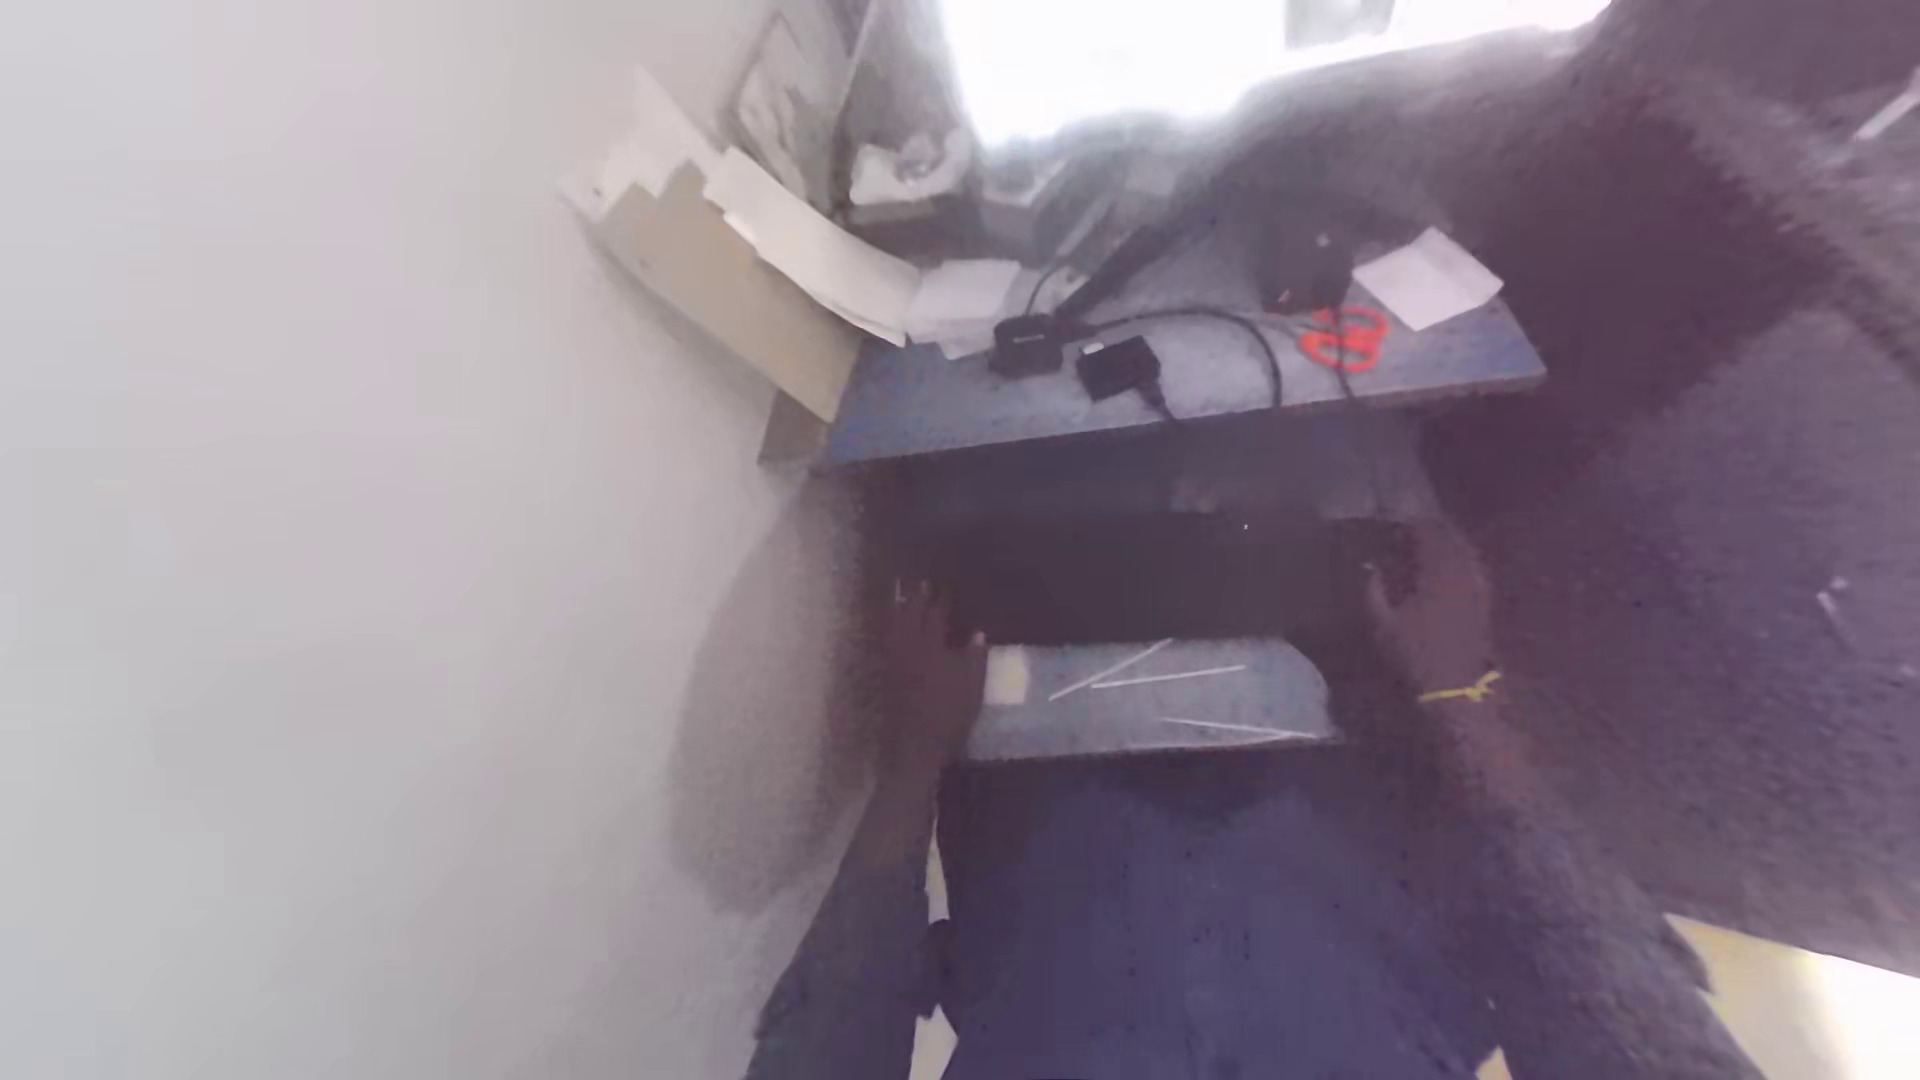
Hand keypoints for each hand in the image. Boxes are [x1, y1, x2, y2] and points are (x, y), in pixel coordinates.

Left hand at [880, 581, 987, 776]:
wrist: (914, 745)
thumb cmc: (949, 716)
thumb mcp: (972, 686)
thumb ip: (974, 656)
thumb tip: (977, 632)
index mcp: (933, 646)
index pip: (937, 615)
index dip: (942, 599)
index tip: (945, 585)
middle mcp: (910, 647)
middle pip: (911, 615)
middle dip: (917, 596)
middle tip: (921, 581)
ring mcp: (894, 660)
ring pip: (894, 625)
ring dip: (897, 607)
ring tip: (899, 592)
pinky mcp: (885, 674)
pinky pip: (885, 641)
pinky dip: (887, 627)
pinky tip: (889, 624)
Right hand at [1365, 519, 1495, 691]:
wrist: (1454, 686)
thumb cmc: (1412, 653)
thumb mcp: (1381, 622)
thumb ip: (1372, 589)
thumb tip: (1369, 564)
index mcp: (1437, 577)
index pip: (1429, 539)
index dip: (1414, 525)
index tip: (1398, 517)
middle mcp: (1463, 577)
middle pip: (1453, 541)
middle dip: (1435, 528)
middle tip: (1416, 520)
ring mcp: (1478, 590)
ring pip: (1467, 554)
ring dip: (1451, 541)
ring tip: (1433, 534)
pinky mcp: (1483, 603)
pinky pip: (1474, 568)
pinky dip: (1462, 557)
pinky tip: (1452, 560)